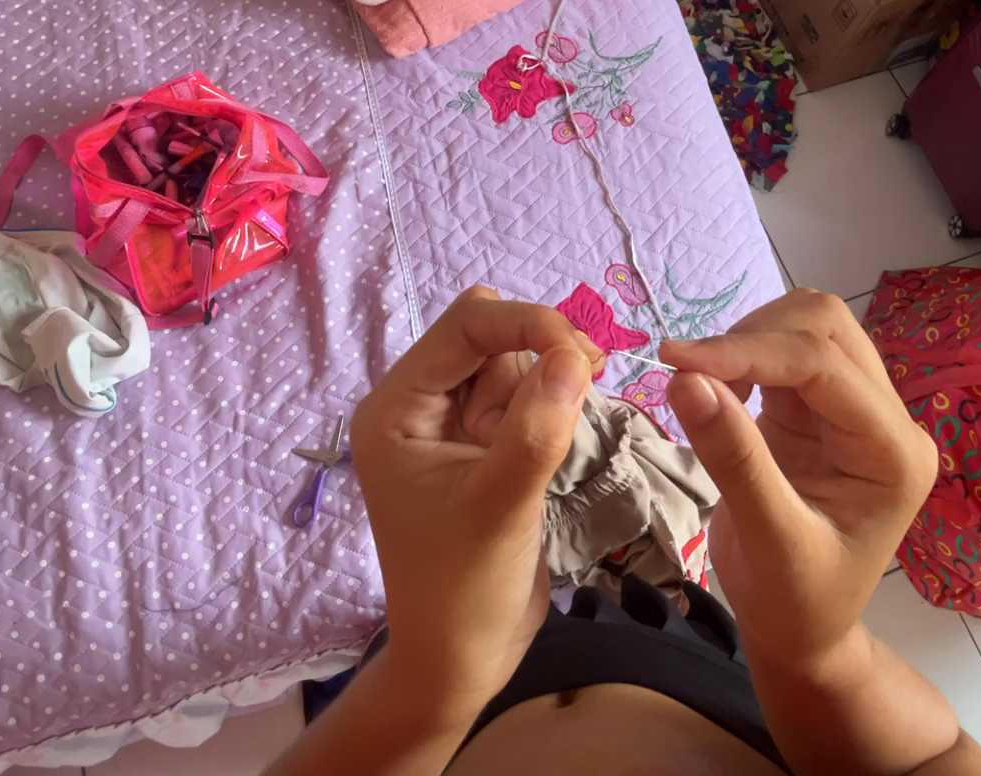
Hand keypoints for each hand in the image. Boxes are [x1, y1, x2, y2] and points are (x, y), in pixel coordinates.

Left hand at [350, 287, 602, 714]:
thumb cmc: (465, 590)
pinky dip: (544, 407)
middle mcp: (415, 404)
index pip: (462, 328)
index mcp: (395, 409)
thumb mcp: (502, 505)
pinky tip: (544, 453)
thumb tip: (573, 354)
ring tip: (535, 457)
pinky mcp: (476, 441)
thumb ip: (536, 428)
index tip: (585, 354)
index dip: (526, 324)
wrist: (462, 657)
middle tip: (582, 387)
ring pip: (508, 362)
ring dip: (539, 390)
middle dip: (534, 357)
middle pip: (485, 335)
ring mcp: (446, 422)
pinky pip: (519, 394)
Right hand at [659, 289, 936, 670]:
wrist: (801, 628)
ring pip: (805, 327)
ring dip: (747, 340)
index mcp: (892, 451)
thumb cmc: (795, 601)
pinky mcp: (818, 407)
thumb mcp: (767, 538)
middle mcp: (884, 418)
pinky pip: (783, 351)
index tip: (676, 359)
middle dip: (752, 336)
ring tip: (703, 385)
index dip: (748, 351)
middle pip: (825, 325)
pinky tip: (718, 391)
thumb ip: (733, 458)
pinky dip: (742, 356)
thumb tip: (685, 378)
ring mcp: (852, 408)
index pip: (823, 364)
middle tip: (689, 372)